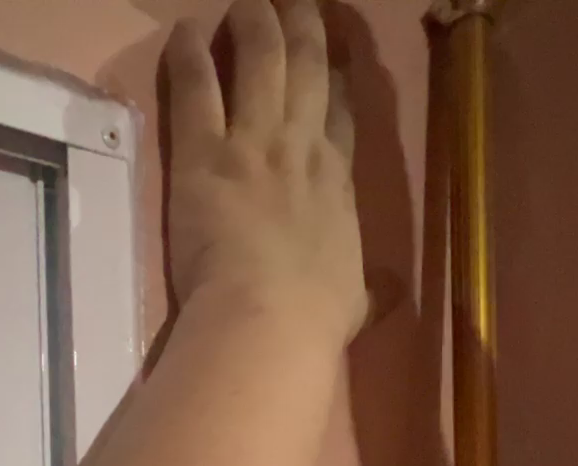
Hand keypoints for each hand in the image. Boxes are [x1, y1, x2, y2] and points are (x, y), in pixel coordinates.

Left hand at [165, 0, 365, 346]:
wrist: (271, 320)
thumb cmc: (313, 320)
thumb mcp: (354, 304)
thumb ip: (370, 291)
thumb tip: (392, 293)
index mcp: (337, 186)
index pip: (339, 118)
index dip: (336, 83)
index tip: (334, 60)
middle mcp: (302, 151)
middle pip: (306, 71)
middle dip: (303, 29)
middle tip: (295, 1)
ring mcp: (255, 145)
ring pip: (259, 61)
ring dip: (255, 23)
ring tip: (248, 0)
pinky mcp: (205, 155)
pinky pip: (197, 89)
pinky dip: (190, 55)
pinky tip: (185, 29)